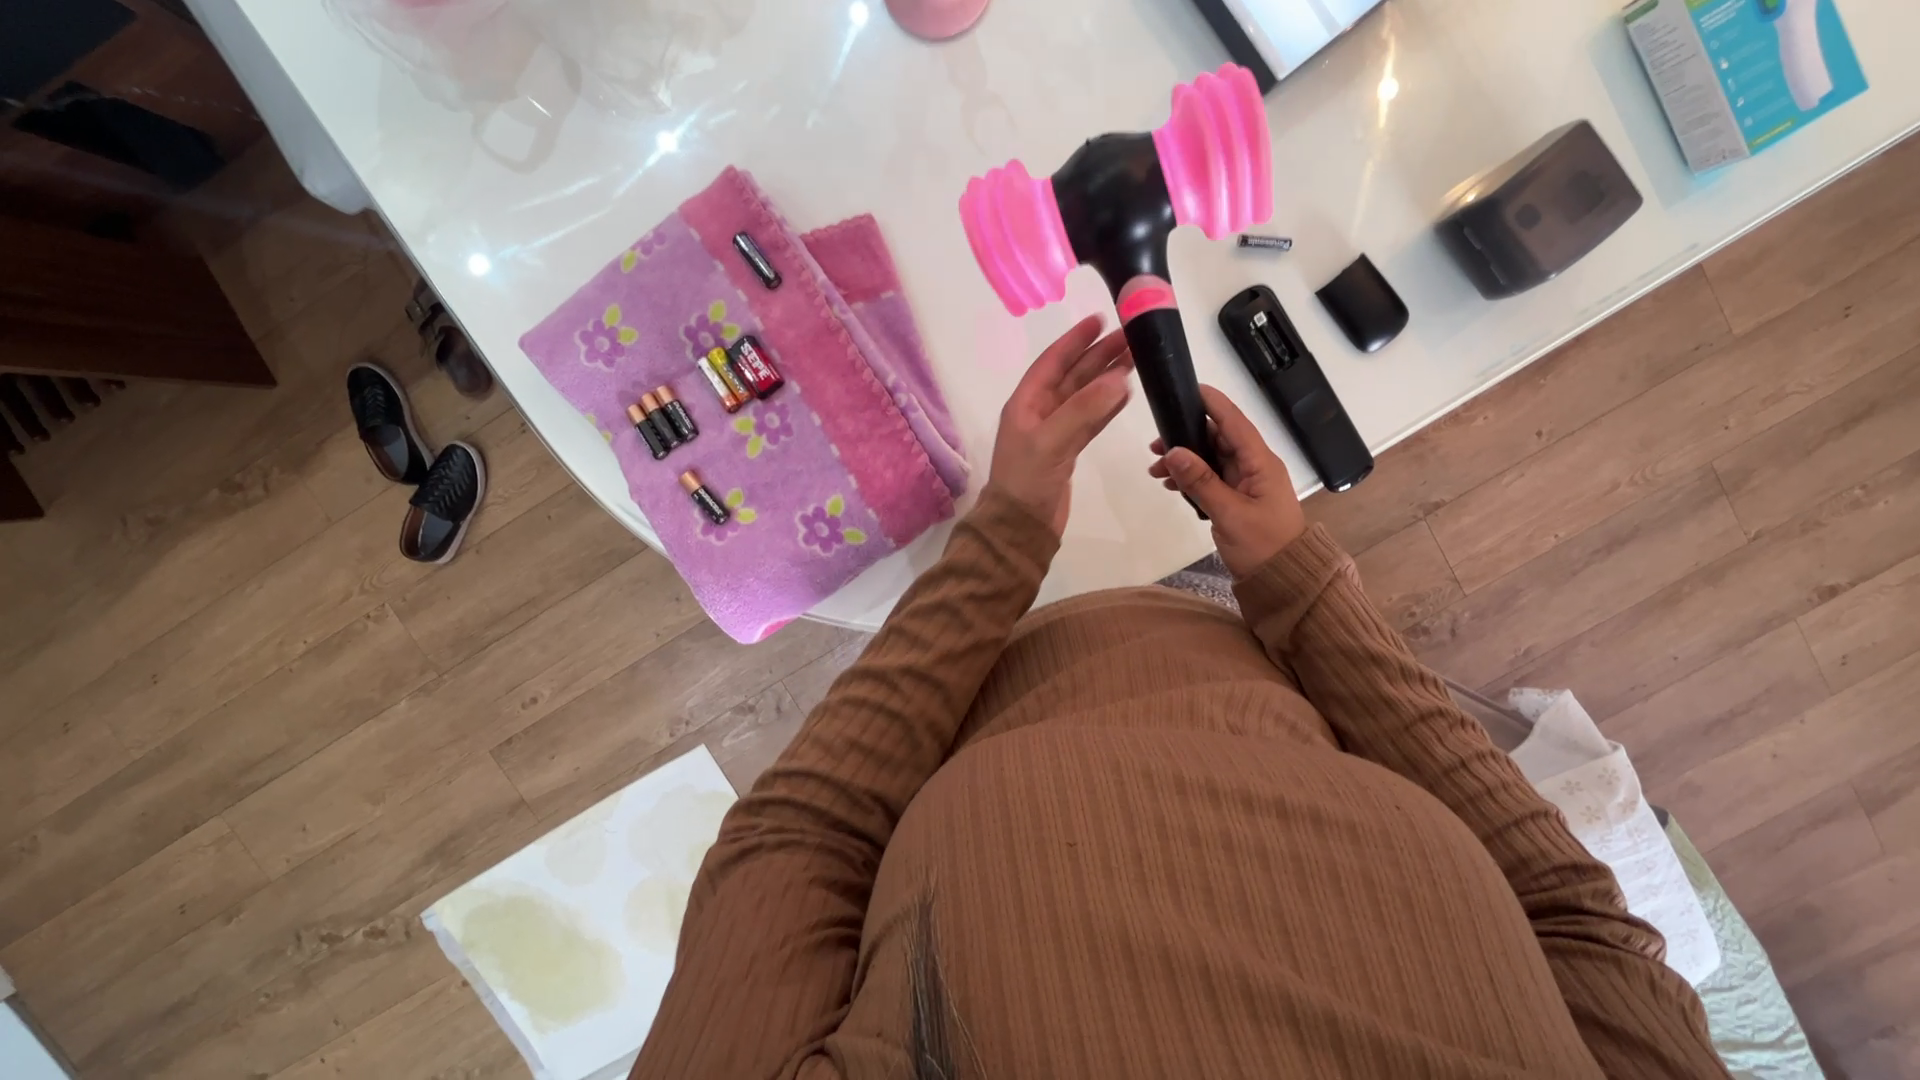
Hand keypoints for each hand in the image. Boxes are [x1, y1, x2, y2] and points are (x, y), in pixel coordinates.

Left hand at [987, 314, 1133, 535]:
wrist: (1021, 527)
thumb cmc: (1027, 481)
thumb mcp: (1051, 441)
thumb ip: (1084, 409)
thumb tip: (1118, 379)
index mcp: (1026, 403)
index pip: (1052, 361)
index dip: (1075, 340)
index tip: (1100, 319)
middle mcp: (1039, 412)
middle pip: (1073, 376)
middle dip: (1099, 356)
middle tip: (1131, 338)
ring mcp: (1055, 431)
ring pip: (1085, 397)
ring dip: (1107, 378)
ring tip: (1134, 359)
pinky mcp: (1069, 450)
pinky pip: (1091, 420)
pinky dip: (1107, 407)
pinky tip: (1125, 393)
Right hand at [1148, 384, 1305, 576]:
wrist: (1284, 581)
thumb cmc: (1263, 545)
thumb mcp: (1229, 514)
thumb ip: (1201, 481)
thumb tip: (1173, 451)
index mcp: (1260, 463)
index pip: (1235, 422)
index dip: (1213, 403)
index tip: (1187, 388)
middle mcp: (1254, 466)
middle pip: (1218, 438)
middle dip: (1186, 436)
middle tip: (1154, 445)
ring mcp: (1245, 482)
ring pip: (1210, 458)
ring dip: (1184, 460)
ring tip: (1155, 470)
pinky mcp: (1236, 498)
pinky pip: (1210, 478)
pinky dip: (1190, 478)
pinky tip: (1170, 484)